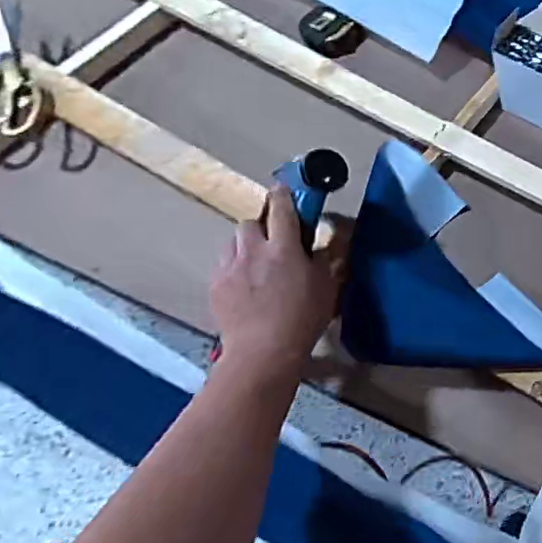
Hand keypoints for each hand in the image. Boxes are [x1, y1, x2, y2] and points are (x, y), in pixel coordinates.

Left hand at [208, 185, 339, 380]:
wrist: (262, 353)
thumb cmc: (301, 320)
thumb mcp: (326, 287)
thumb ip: (320, 260)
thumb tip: (313, 247)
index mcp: (283, 248)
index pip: (281, 208)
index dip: (283, 194)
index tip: (284, 189)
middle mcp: (253, 251)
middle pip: (250, 222)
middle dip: (261, 227)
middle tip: (273, 243)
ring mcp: (230, 268)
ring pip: (233, 242)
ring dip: (245, 247)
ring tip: (255, 266)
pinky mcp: (215, 286)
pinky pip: (224, 266)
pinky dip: (234, 269)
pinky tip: (244, 287)